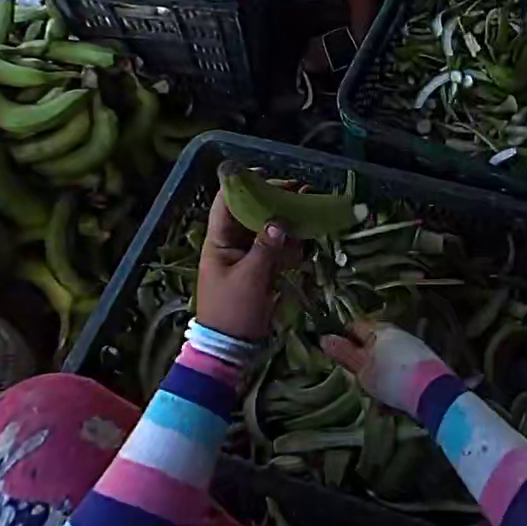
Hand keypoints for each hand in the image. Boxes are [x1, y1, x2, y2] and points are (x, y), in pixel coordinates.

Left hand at [195, 190, 295, 341]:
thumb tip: (279, 220)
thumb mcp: (250, 279)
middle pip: (251, 213)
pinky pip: (275, 248)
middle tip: (299, 191)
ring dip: (286, 219)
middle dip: (274, 200)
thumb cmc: (233, 312)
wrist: (230, 350)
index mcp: (219, 242)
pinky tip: (305, 237)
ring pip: (266, 229)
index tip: (266, 175)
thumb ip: (265, 248)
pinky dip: (289, 242)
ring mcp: (246, 257)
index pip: (226, 204)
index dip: (242, 186)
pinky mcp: (260, 270)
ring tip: (308, 208)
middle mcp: (231, 244)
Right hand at [320, 320, 446, 413]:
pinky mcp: (424, 362)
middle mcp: (396, 333)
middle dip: (363, 359)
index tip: (337, 354)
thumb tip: (324, 338)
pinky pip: (401, 369)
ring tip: (376, 397)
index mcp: (379, 330)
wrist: (432, 392)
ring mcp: (412, 346)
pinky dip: (394, 382)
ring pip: (387, 357)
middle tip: (357, 379)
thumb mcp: (362, 369)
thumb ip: (344, 353)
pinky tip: (392, 401)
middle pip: (372, 342)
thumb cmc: (390, 378)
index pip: (355, 325)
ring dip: (379, 374)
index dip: (343, 337)